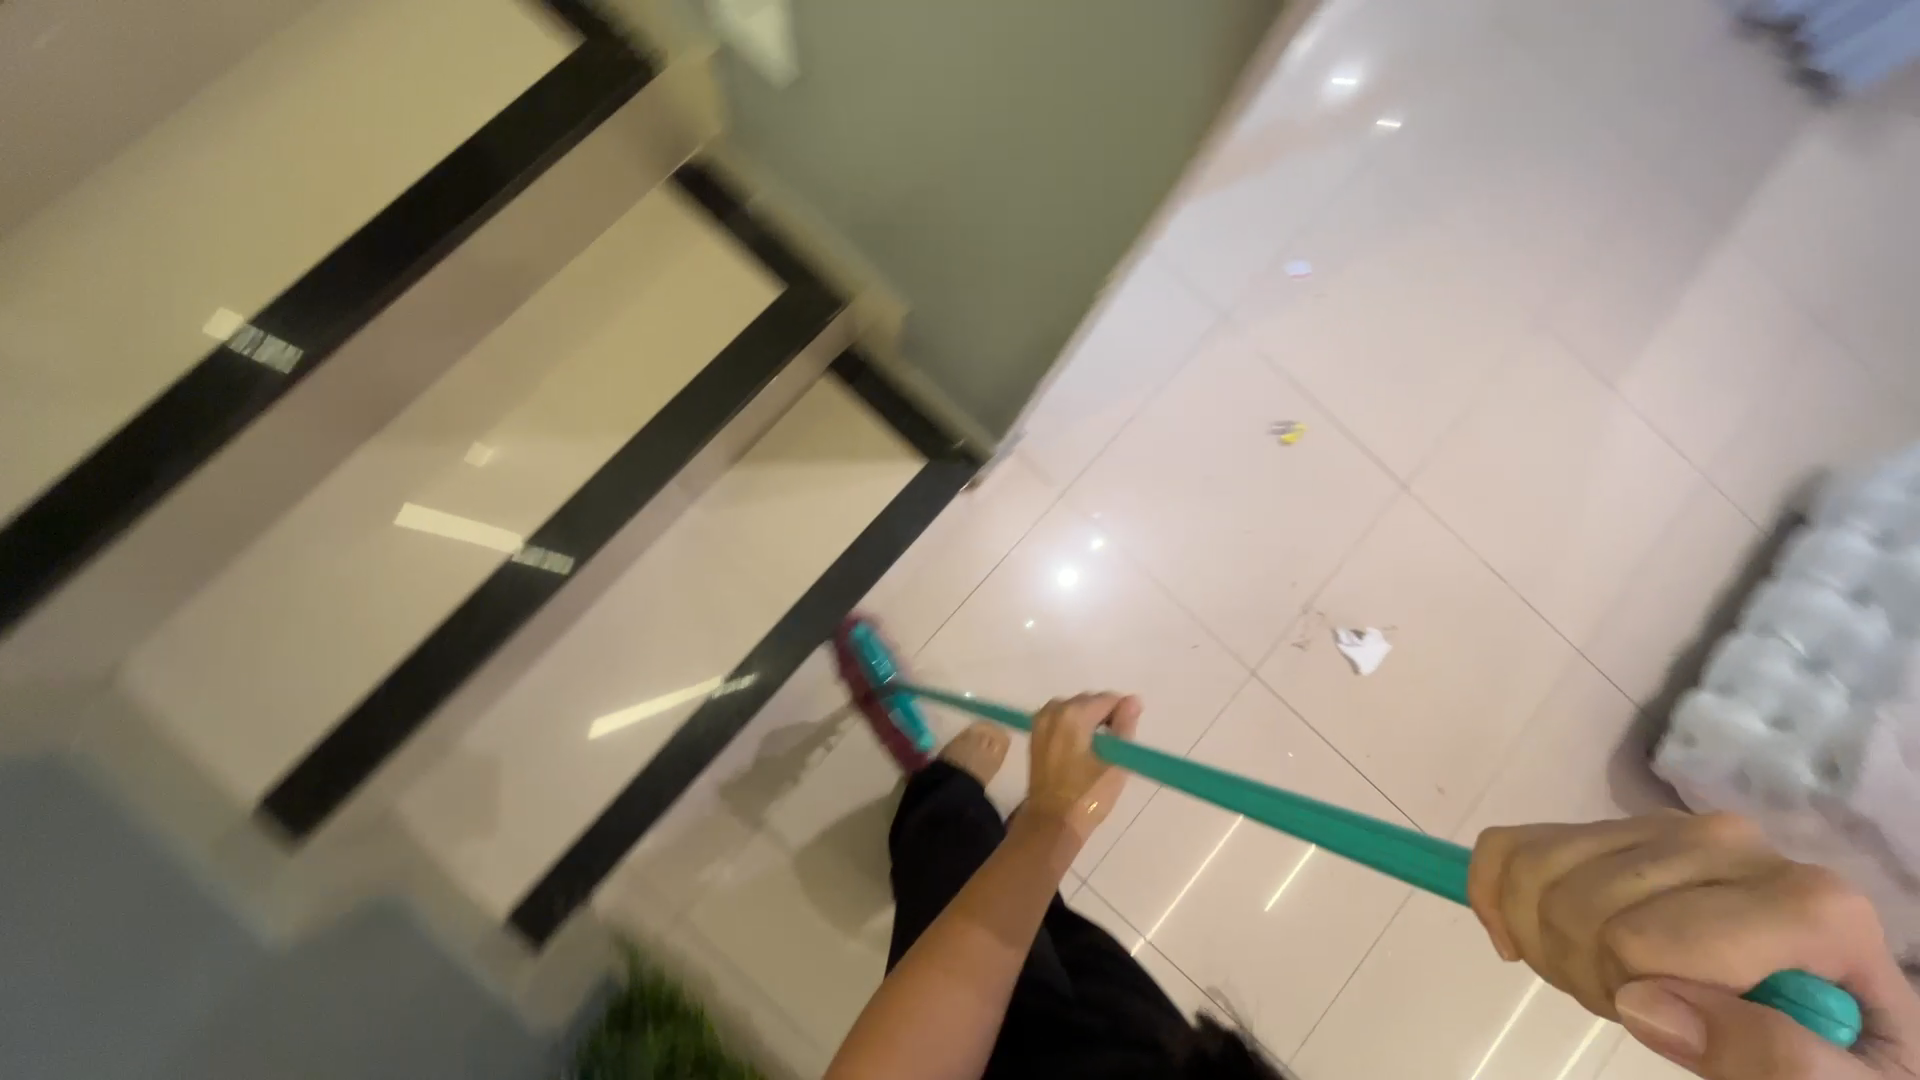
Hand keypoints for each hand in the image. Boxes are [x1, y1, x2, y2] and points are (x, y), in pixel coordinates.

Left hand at [1025, 693, 1140, 840]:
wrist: (1052, 821)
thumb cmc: (1088, 794)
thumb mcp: (1115, 762)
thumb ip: (1125, 726)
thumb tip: (1133, 700)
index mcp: (1073, 714)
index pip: (1107, 699)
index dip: (1122, 715)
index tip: (1125, 739)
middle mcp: (1053, 710)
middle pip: (1089, 701)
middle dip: (1105, 716)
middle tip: (1114, 747)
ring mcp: (1041, 722)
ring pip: (1074, 708)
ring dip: (1088, 720)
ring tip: (1098, 749)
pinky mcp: (1035, 735)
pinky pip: (1060, 719)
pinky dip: (1073, 726)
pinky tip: (1081, 749)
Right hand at [1468, 813, 1919, 1078]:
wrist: (1834, 1020)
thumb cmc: (1842, 1058)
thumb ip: (1781, 1062)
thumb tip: (1645, 1000)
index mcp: (1802, 902)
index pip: (1638, 938)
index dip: (1631, 997)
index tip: (1682, 1034)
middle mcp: (1728, 842)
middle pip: (1578, 905)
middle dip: (1583, 974)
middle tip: (1637, 1012)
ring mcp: (1662, 826)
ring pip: (1533, 870)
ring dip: (1538, 939)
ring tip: (1600, 979)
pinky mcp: (1611, 826)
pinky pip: (1510, 843)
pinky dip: (1491, 893)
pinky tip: (1515, 936)